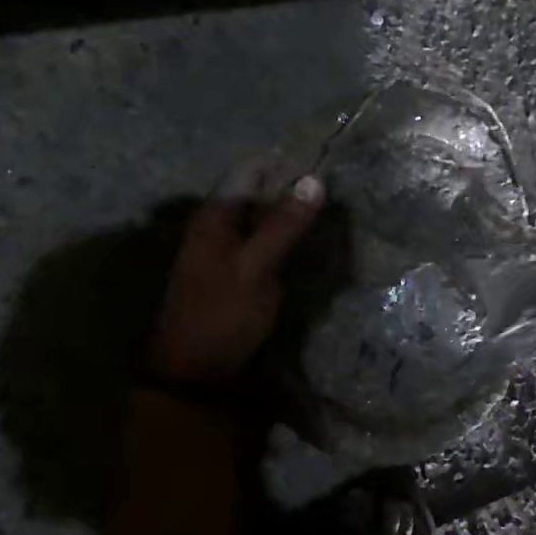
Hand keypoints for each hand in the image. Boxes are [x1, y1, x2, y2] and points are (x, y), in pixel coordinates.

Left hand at [148, 175, 323, 383]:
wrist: (196, 372)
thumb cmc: (223, 313)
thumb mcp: (256, 267)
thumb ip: (283, 224)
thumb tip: (314, 179)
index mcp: (215, 216)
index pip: (251, 169)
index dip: (286, 163)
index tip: (327, 162)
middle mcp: (217, 226)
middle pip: (259, 194)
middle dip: (295, 191)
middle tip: (339, 193)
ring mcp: (227, 252)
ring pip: (265, 221)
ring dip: (295, 219)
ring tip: (335, 217)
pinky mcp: (239, 275)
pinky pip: (267, 246)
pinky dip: (289, 243)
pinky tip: (315, 247)